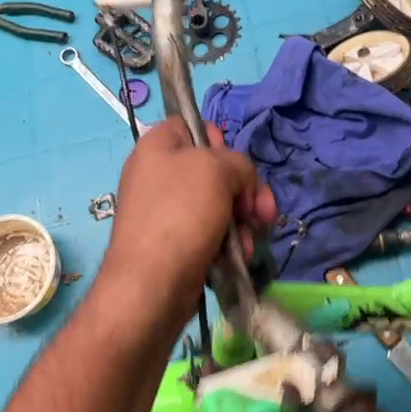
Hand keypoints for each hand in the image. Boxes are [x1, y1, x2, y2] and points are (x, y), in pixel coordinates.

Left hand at [98, 118, 275, 322]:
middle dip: (245, 191)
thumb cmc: (180, 213)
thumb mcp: (218, 169)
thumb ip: (238, 162)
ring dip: (242, 222)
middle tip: (259, 211)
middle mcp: (157, 174)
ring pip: (218, 204)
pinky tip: (238, 257)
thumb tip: (240, 182)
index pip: (193, 126)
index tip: (234, 165)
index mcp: (157, 145)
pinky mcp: (174, 243)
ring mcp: (165, 211)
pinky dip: (228, 243)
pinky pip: (210, 232)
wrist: (151, 285)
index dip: (219, 141)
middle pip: (215, 169)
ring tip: (248, 242)